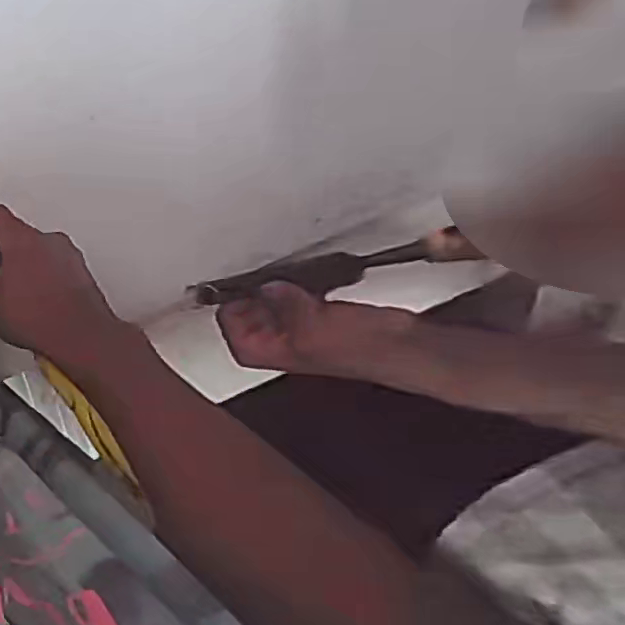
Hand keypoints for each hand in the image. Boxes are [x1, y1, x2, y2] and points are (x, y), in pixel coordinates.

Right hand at [0, 201, 124, 363]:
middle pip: (14, 227)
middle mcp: (47, 241)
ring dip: (14, 251)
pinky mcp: (76, 273)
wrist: (80, 337)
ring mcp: (65, 256)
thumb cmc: (39, 318)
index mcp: (22, 241)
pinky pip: (49, 260)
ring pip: (33, 244)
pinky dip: (33, 266)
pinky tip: (25, 288)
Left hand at [216, 281, 415, 375]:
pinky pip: (287, 288)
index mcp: (251, 350)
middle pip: (243, 301)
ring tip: (300, 279)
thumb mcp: (311, 325)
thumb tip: (266, 286)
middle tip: (279, 275)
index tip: (251, 278)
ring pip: (264, 293)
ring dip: (280, 282)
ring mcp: (283, 324)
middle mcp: (262, 339)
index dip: (238, 294)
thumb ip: (282, 304)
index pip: (223, 313)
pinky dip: (297, 281)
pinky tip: (313, 279)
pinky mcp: (303, 310)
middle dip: (260, 286)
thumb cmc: (360, 348)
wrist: (400, 344)